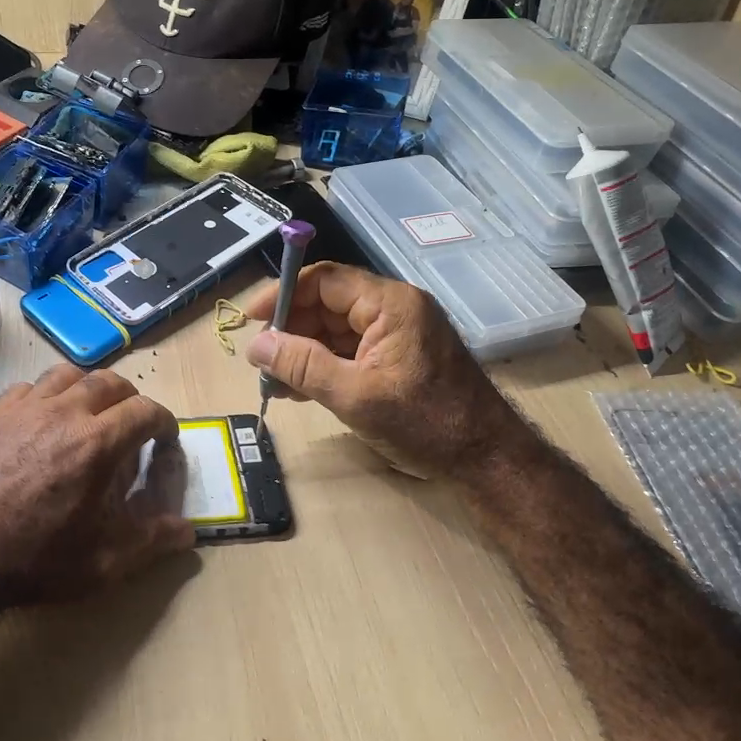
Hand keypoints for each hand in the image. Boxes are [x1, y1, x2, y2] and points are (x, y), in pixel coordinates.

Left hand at [0, 364, 194, 608]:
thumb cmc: (31, 560)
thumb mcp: (102, 563)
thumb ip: (151, 542)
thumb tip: (188, 531)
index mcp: (98, 442)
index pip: (146, 411)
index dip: (164, 423)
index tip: (166, 439)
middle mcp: (64, 411)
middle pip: (110, 382)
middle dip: (131, 399)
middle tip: (133, 426)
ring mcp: (24, 407)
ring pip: (69, 374)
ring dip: (90, 387)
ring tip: (91, 412)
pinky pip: (30, 387)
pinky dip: (48, 394)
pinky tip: (43, 420)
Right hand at [243, 262, 510, 478]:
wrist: (488, 460)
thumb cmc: (426, 424)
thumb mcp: (355, 396)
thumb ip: (302, 366)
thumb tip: (256, 345)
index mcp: (391, 304)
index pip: (326, 280)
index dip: (284, 294)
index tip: (252, 319)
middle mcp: (395, 308)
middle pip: (328, 303)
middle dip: (291, 330)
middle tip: (262, 362)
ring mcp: (399, 333)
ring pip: (336, 329)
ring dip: (303, 352)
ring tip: (275, 382)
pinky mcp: (399, 357)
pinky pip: (351, 349)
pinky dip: (324, 365)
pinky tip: (299, 389)